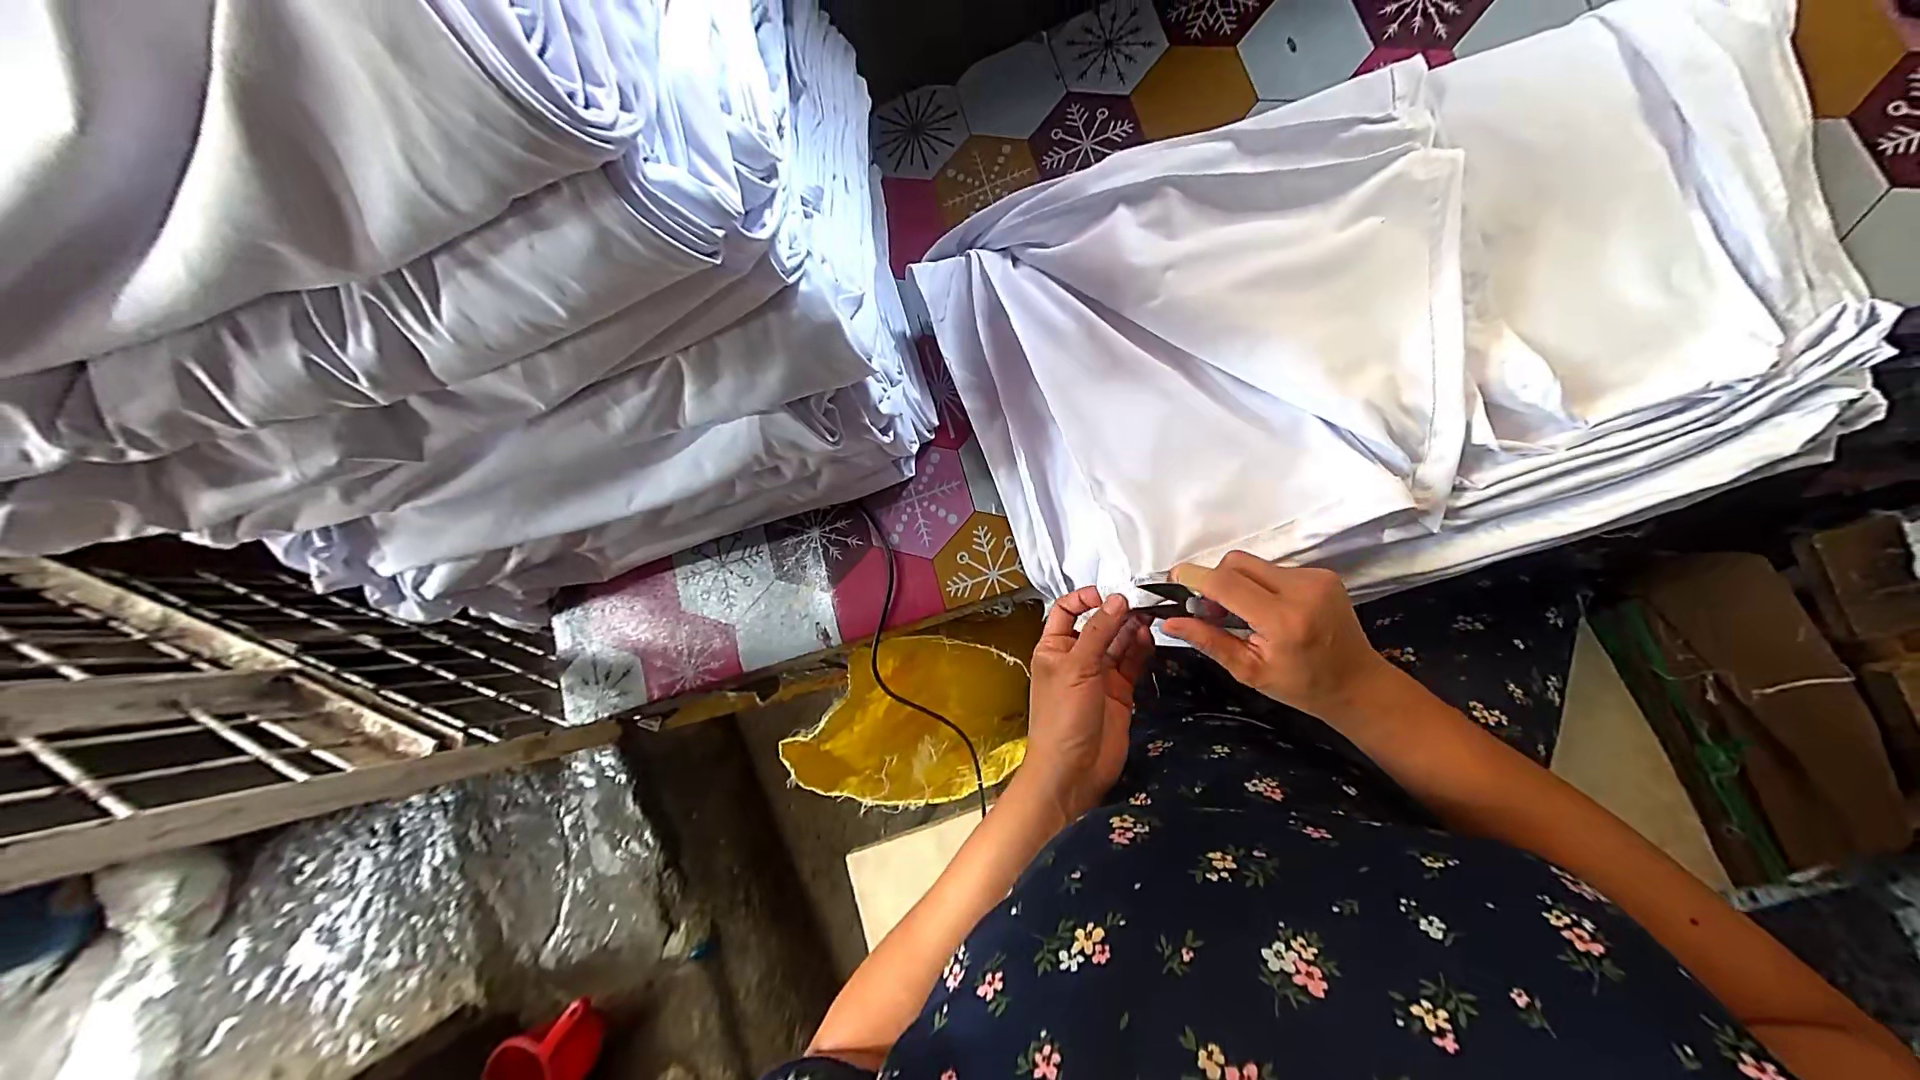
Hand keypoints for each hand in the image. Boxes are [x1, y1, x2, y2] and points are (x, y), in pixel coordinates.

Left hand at [1020, 587, 1153, 820]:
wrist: (1073, 770)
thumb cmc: (1060, 720)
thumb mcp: (1076, 668)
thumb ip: (1098, 631)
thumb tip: (1116, 600)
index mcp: (1053, 647)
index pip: (1066, 610)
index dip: (1085, 598)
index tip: (1109, 594)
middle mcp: (1075, 658)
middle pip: (1098, 624)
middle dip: (1117, 613)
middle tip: (1140, 603)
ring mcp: (1098, 675)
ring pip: (1118, 642)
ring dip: (1132, 629)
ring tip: (1148, 618)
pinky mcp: (1119, 692)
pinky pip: (1132, 663)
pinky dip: (1141, 650)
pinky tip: (1149, 639)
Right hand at [1161, 551, 1395, 722]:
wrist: (1359, 684)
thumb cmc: (1302, 686)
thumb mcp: (1248, 671)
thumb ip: (1208, 640)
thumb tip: (1169, 622)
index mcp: (1283, 620)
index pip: (1226, 583)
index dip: (1194, 577)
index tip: (1173, 580)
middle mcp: (1302, 590)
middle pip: (1237, 563)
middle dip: (1215, 580)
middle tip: (1211, 610)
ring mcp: (1316, 578)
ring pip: (1254, 564)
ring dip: (1238, 583)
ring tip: (1242, 614)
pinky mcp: (1322, 574)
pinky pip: (1273, 568)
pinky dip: (1260, 585)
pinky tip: (1267, 610)